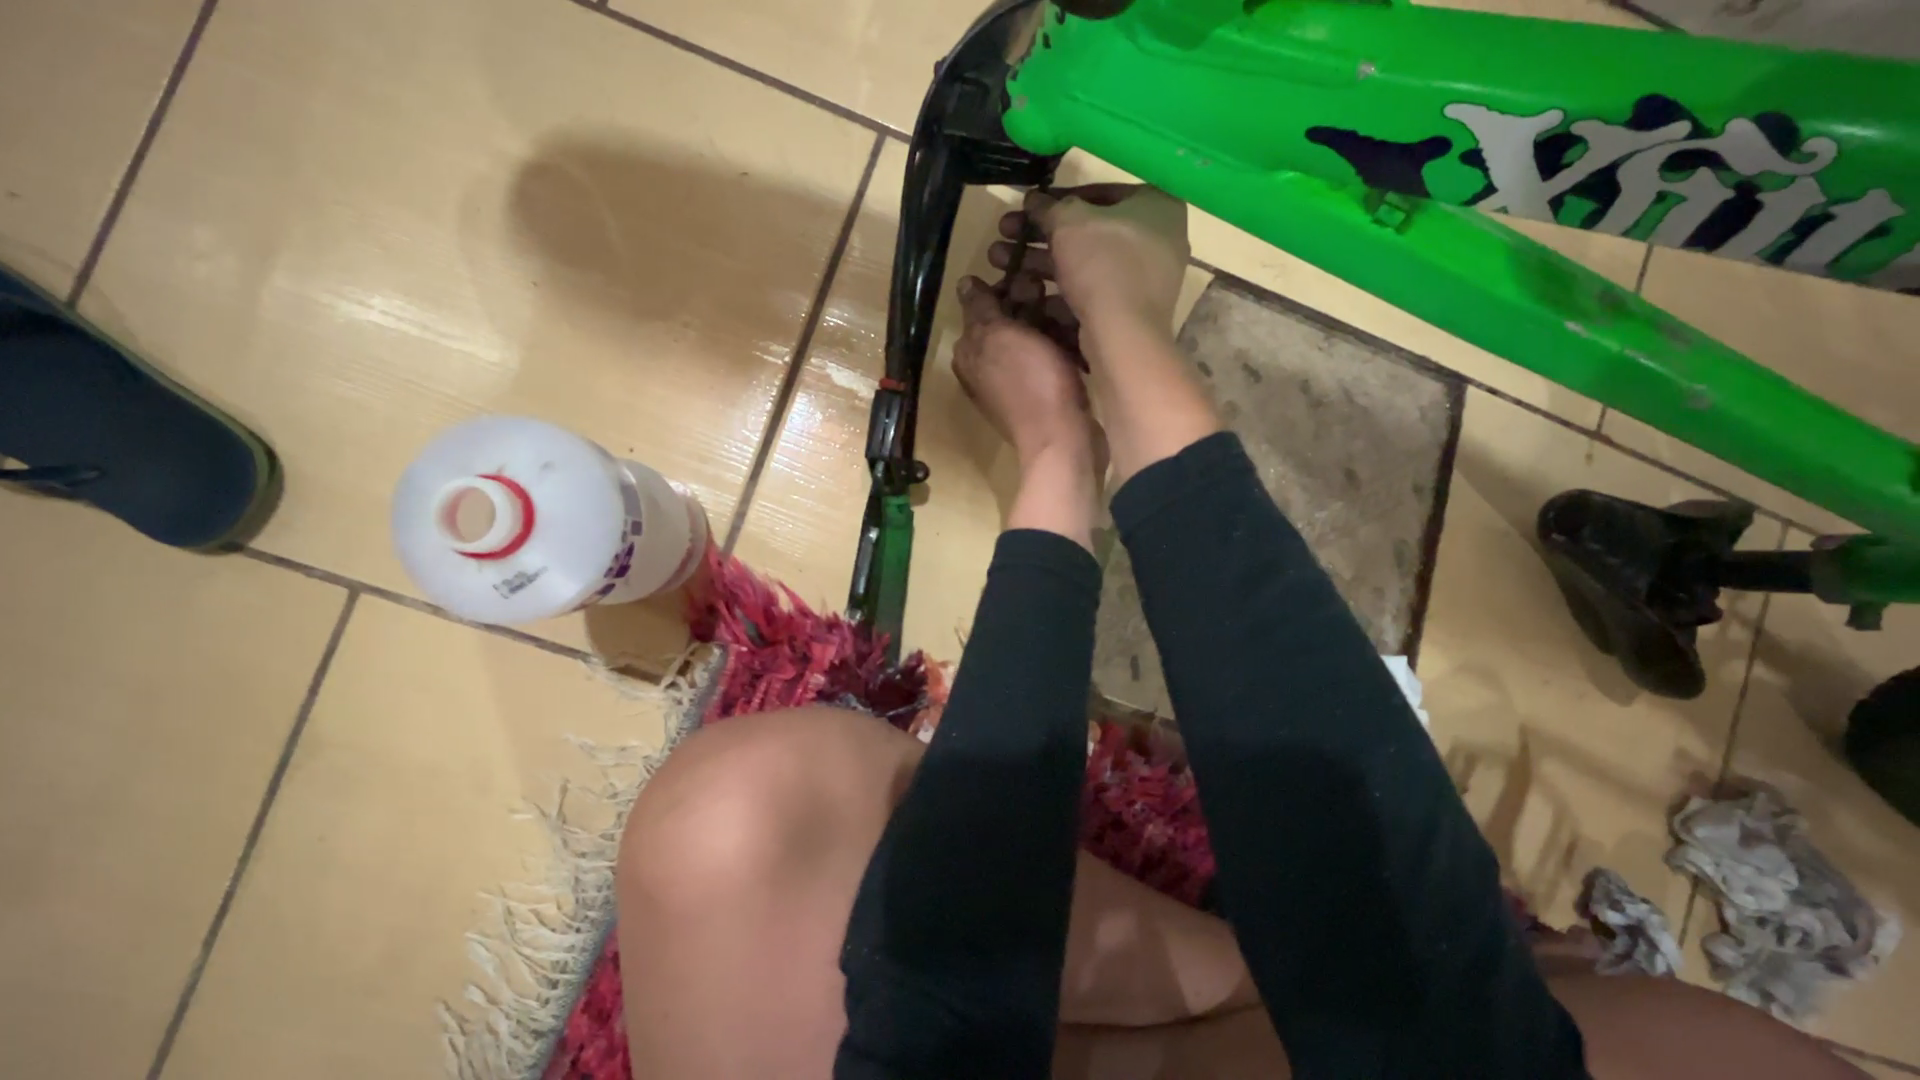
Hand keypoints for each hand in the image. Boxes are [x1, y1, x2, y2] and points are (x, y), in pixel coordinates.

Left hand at [952, 272, 1098, 467]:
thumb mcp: (999, 336)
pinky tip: (1080, 347)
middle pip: (1012, 320)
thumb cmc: (1031, 382)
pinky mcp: (1041, 392)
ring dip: (1056, 326)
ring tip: (1074, 325)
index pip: (985, 303)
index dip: (1010, 288)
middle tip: (1059, 305)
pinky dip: (1064, 349)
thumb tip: (964, 283)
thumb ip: (980, 307)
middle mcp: (986, 365)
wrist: (1062, 440)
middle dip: (1037, 308)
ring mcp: (1015, 380)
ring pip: (1035, 337)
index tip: (1036, 284)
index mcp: (969, 351)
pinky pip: (1050, 359)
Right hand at [990, 184, 1189, 333]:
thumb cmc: (1102, 263)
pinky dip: (1059, 287)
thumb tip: (1034, 199)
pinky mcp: (1130, 309)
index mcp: (1158, 204)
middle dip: (1040, 234)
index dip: (1056, 198)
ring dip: (1040, 260)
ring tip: (999, 261)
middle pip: (1088, 229)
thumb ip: (1048, 206)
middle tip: (1004, 233)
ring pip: (1085, 261)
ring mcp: (1146, 277)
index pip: (1100, 192)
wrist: (1122, 334)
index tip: (1027, 207)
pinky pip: (1091, 289)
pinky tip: (1025, 289)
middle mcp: (1159, 238)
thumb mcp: (1068, 222)